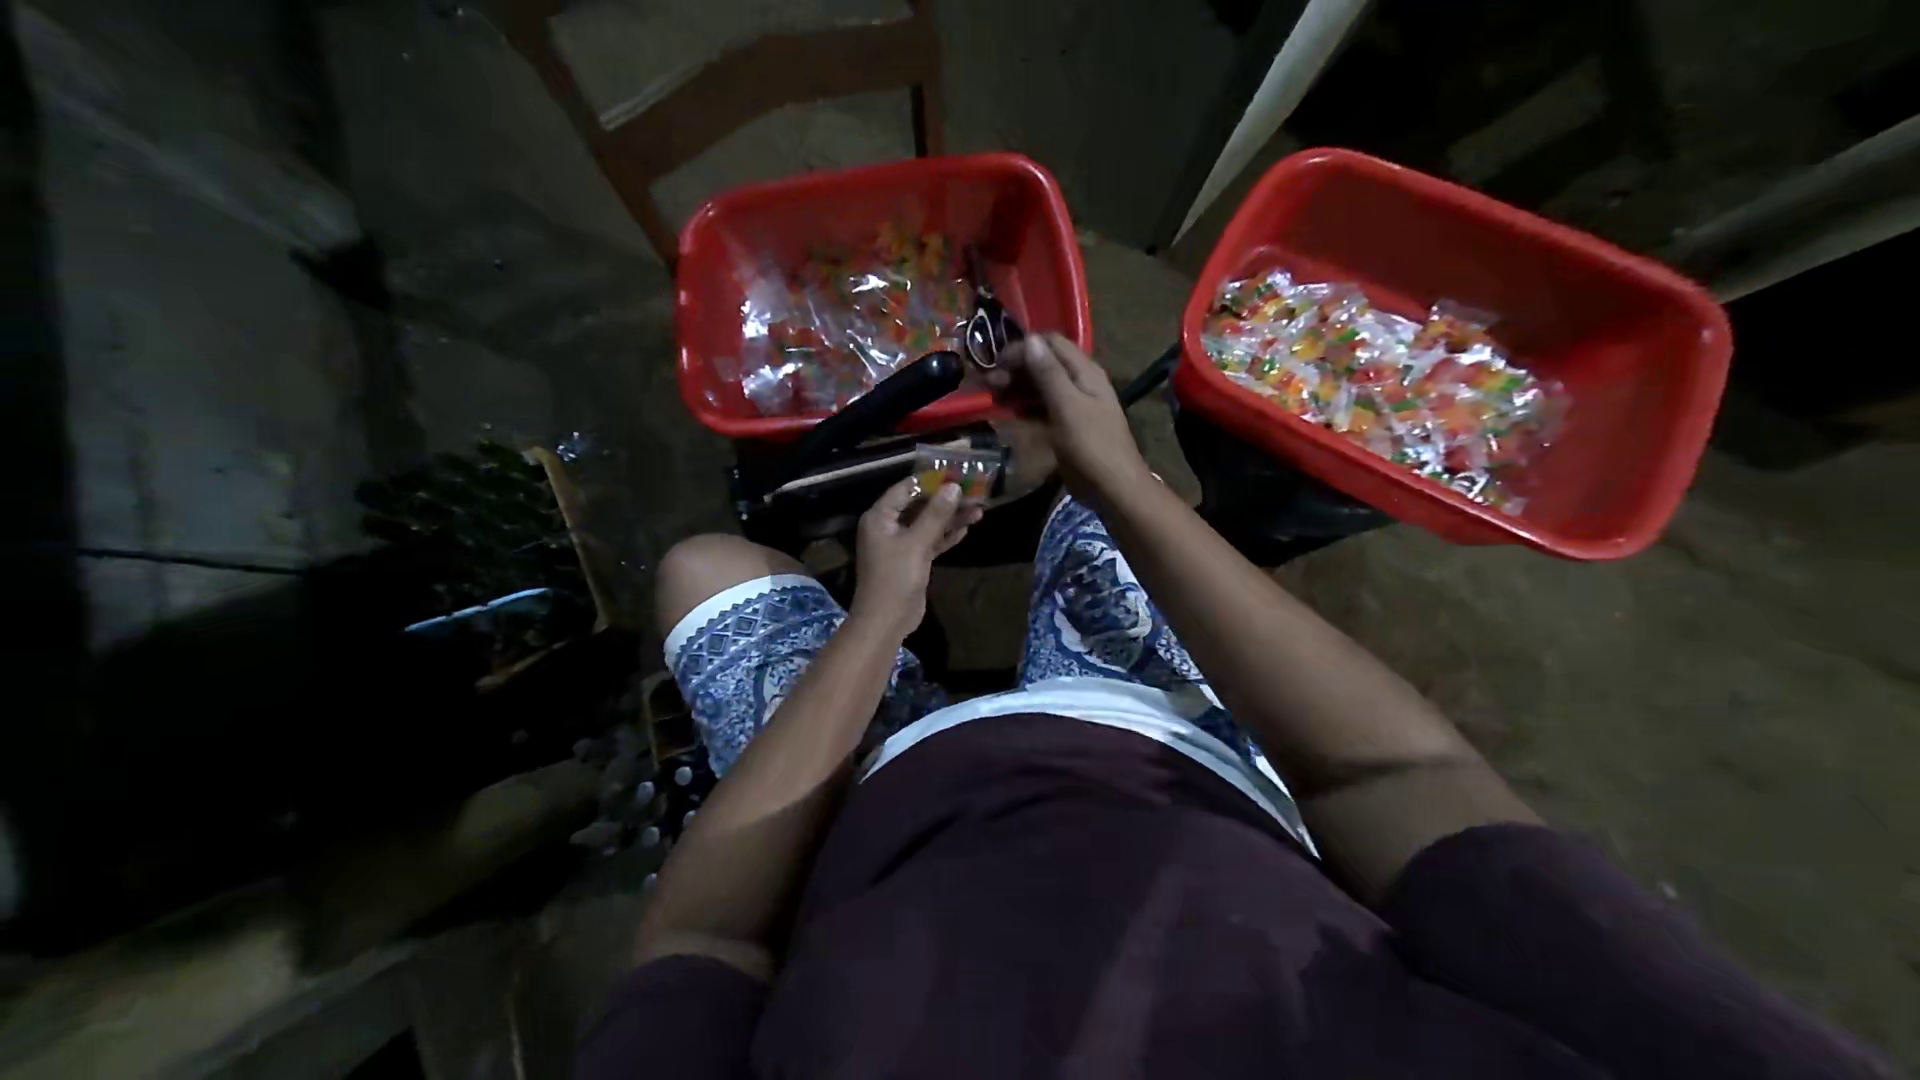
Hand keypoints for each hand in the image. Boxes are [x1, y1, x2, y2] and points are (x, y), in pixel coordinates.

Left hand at [849, 477, 982, 639]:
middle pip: (919, 505)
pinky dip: (945, 535)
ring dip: (950, 518)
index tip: (958, 474)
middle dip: (946, 500)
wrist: (886, 620)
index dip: (932, 481)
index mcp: (880, 516)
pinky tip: (966, 529)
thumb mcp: (917, 543)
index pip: (906, 489)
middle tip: (975, 493)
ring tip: (979, 510)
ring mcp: (899, 544)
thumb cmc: (895, 577)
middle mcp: (887, 526)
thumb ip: (936, 514)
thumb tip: (953, 487)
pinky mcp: (911, 559)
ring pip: (927, 524)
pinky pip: (930, 541)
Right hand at [986, 333, 1151, 503]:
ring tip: (993, 397)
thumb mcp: (1068, 407)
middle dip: (1015, 368)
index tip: (996, 363)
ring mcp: (1073, 405)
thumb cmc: (1092, 447)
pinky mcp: (1066, 426)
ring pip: (1040, 386)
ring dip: (1017, 388)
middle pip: (1043, 363)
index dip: (1022, 348)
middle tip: (990, 384)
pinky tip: (1008, 412)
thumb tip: (1030, 340)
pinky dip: (1025, 407)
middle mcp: (1079, 382)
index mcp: (1085, 372)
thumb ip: (1049, 374)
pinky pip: (1042, 408)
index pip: (1050, 343)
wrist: (1113, 489)